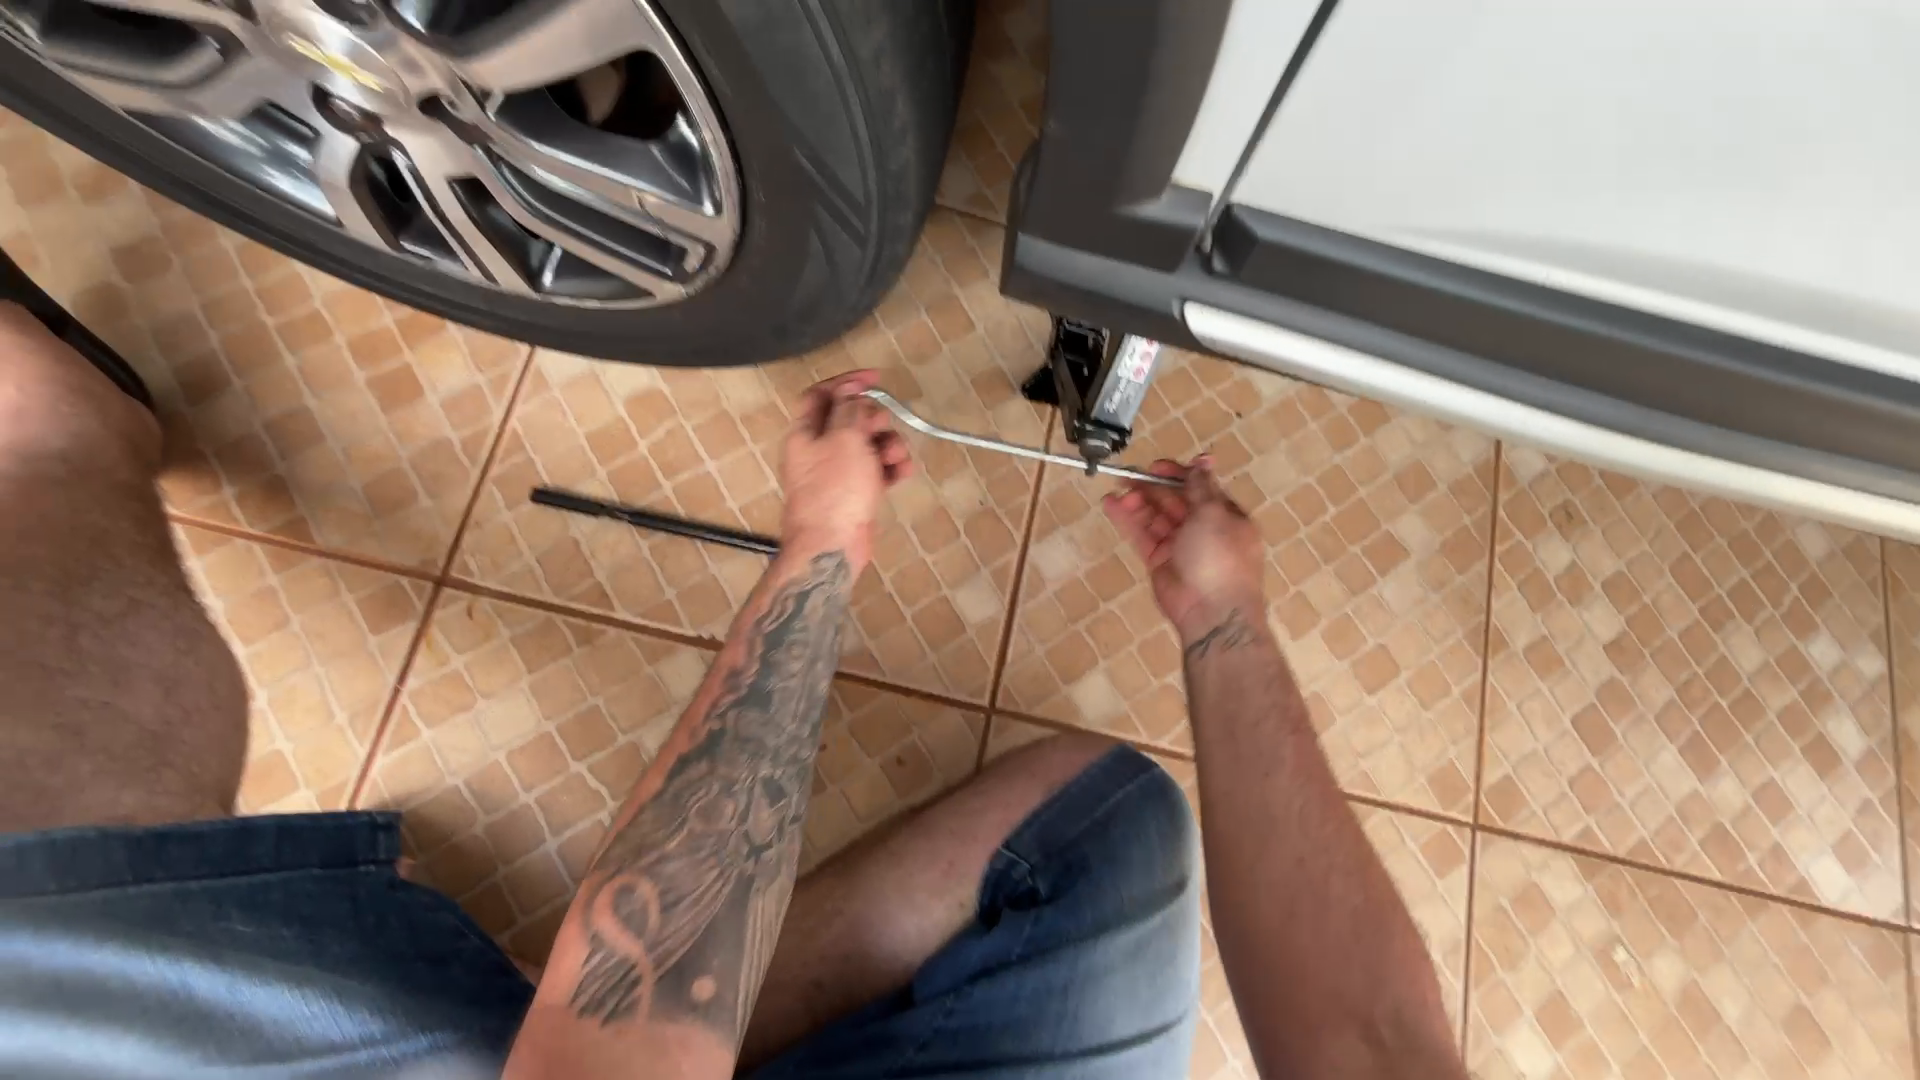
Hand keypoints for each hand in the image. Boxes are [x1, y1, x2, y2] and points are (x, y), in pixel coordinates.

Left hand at [780, 369, 911, 567]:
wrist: (831, 546)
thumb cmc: (835, 489)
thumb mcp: (844, 438)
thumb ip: (850, 410)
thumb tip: (853, 394)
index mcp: (805, 433)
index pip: (822, 395)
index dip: (847, 382)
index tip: (875, 379)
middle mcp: (817, 451)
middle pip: (849, 420)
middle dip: (873, 419)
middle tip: (884, 425)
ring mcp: (836, 475)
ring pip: (866, 447)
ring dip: (888, 445)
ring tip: (898, 457)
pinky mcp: (853, 495)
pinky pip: (875, 472)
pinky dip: (890, 469)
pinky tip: (903, 473)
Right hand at [1102, 455, 1265, 642]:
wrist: (1211, 611)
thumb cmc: (1220, 557)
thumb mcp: (1214, 514)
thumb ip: (1201, 486)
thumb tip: (1205, 458)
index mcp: (1225, 516)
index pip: (1199, 488)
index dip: (1178, 475)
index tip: (1157, 467)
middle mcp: (1203, 528)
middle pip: (1174, 501)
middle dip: (1153, 488)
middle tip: (1129, 476)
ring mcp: (1179, 546)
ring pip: (1155, 517)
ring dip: (1137, 501)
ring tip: (1118, 491)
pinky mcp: (1158, 561)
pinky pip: (1142, 535)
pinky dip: (1127, 520)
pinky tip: (1111, 505)